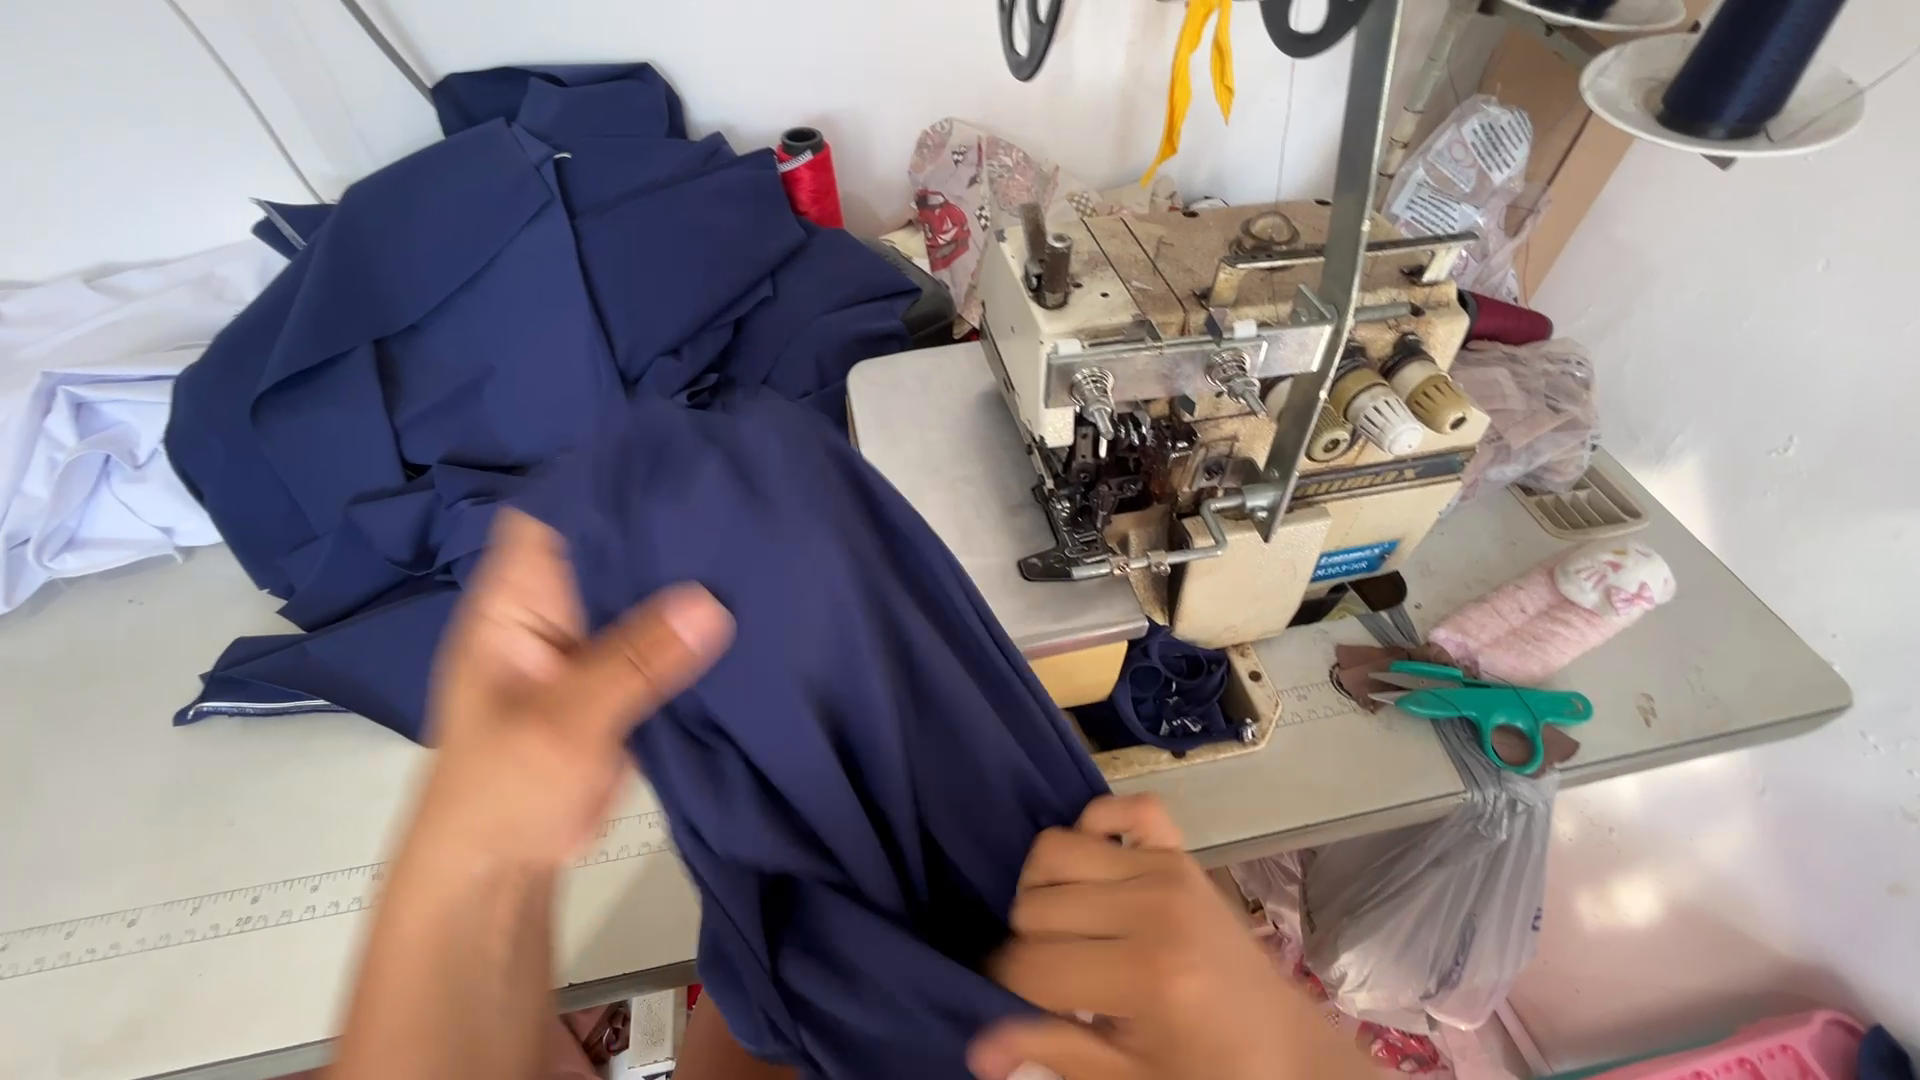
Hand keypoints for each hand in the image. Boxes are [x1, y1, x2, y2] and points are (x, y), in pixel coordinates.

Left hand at [414, 508, 733, 870]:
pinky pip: (664, 639)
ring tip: (752, 541)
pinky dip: (697, 625)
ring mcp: (592, 645)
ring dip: (688, 577)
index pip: (556, 515)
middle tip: (735, 499)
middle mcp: (555, 610)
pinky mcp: (623, 678)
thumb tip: (712, 600)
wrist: (503, 868)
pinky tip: (746, 606)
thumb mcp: (564, 721)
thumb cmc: (504, 788)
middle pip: (612, 548)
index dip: (607, 483)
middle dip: (666, 526)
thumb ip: (636, 660)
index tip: (677, 466)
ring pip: (644, 593)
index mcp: (517, 601)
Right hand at [971, 795, 1366, 1079]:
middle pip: (1033, 905)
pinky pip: (1123, 808)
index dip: (1006, 988)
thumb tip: (977, 1049)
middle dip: (1027, 947)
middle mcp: (1153, 906)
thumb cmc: (1209, 1073)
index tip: (1012, 1003)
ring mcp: (1167, 868)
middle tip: (1052, 980)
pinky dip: (1098, 824)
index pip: (1030, 965)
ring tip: (1066, 928)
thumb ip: (1055, 1053)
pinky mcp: (1179, 851)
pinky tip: (1098, 869)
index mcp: (1145, 975)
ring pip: (1054, 849)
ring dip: (1044, 888)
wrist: (1288, 1051)